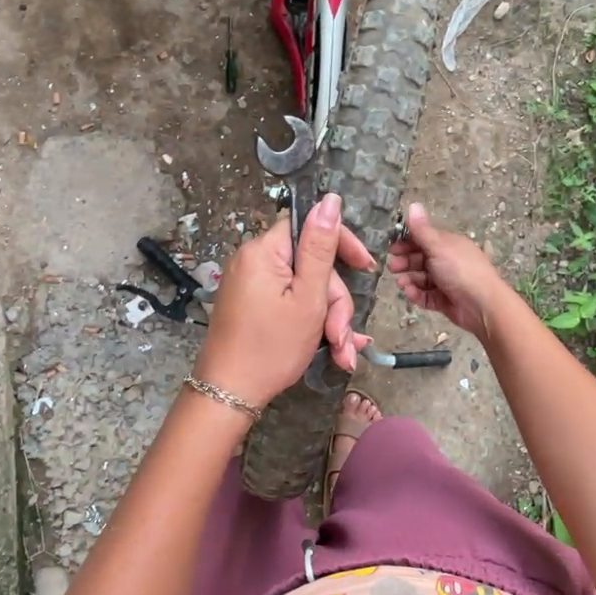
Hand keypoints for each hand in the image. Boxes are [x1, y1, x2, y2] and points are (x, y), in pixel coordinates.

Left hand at [194, 193, 375, 406]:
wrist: (229, 394)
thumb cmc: (271, 348)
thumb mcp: (308, 298)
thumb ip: (321, 248)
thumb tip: (331, 200)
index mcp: (264, 252)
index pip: (309, 227)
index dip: (341, 245)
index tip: (366, 267)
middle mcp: (253, 261)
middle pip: (311, 266)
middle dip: (335, 303)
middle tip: (343, 337)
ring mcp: (250, 285)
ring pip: (304, 290)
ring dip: (328, 320)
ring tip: (342, 354)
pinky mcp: (251, 305)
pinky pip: (289, 303)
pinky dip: (310, 324)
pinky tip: (332, 351)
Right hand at [387, 203, 512, 341]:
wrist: (482, 304)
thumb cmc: (461, 270)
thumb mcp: (439, 247)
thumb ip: (422, 230)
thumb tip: (413, 204)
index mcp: (448, 245)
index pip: (424, 239)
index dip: (407, 242)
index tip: (392, 247)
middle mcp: (447, 261)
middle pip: (421, 259)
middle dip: (405, 262)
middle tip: (393, 267)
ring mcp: (446, 282)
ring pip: (422, 279)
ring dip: (409, 279)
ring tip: (401, 283)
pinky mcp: (444, 300)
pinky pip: (426, 295)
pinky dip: (417, 294)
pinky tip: (410, 293)